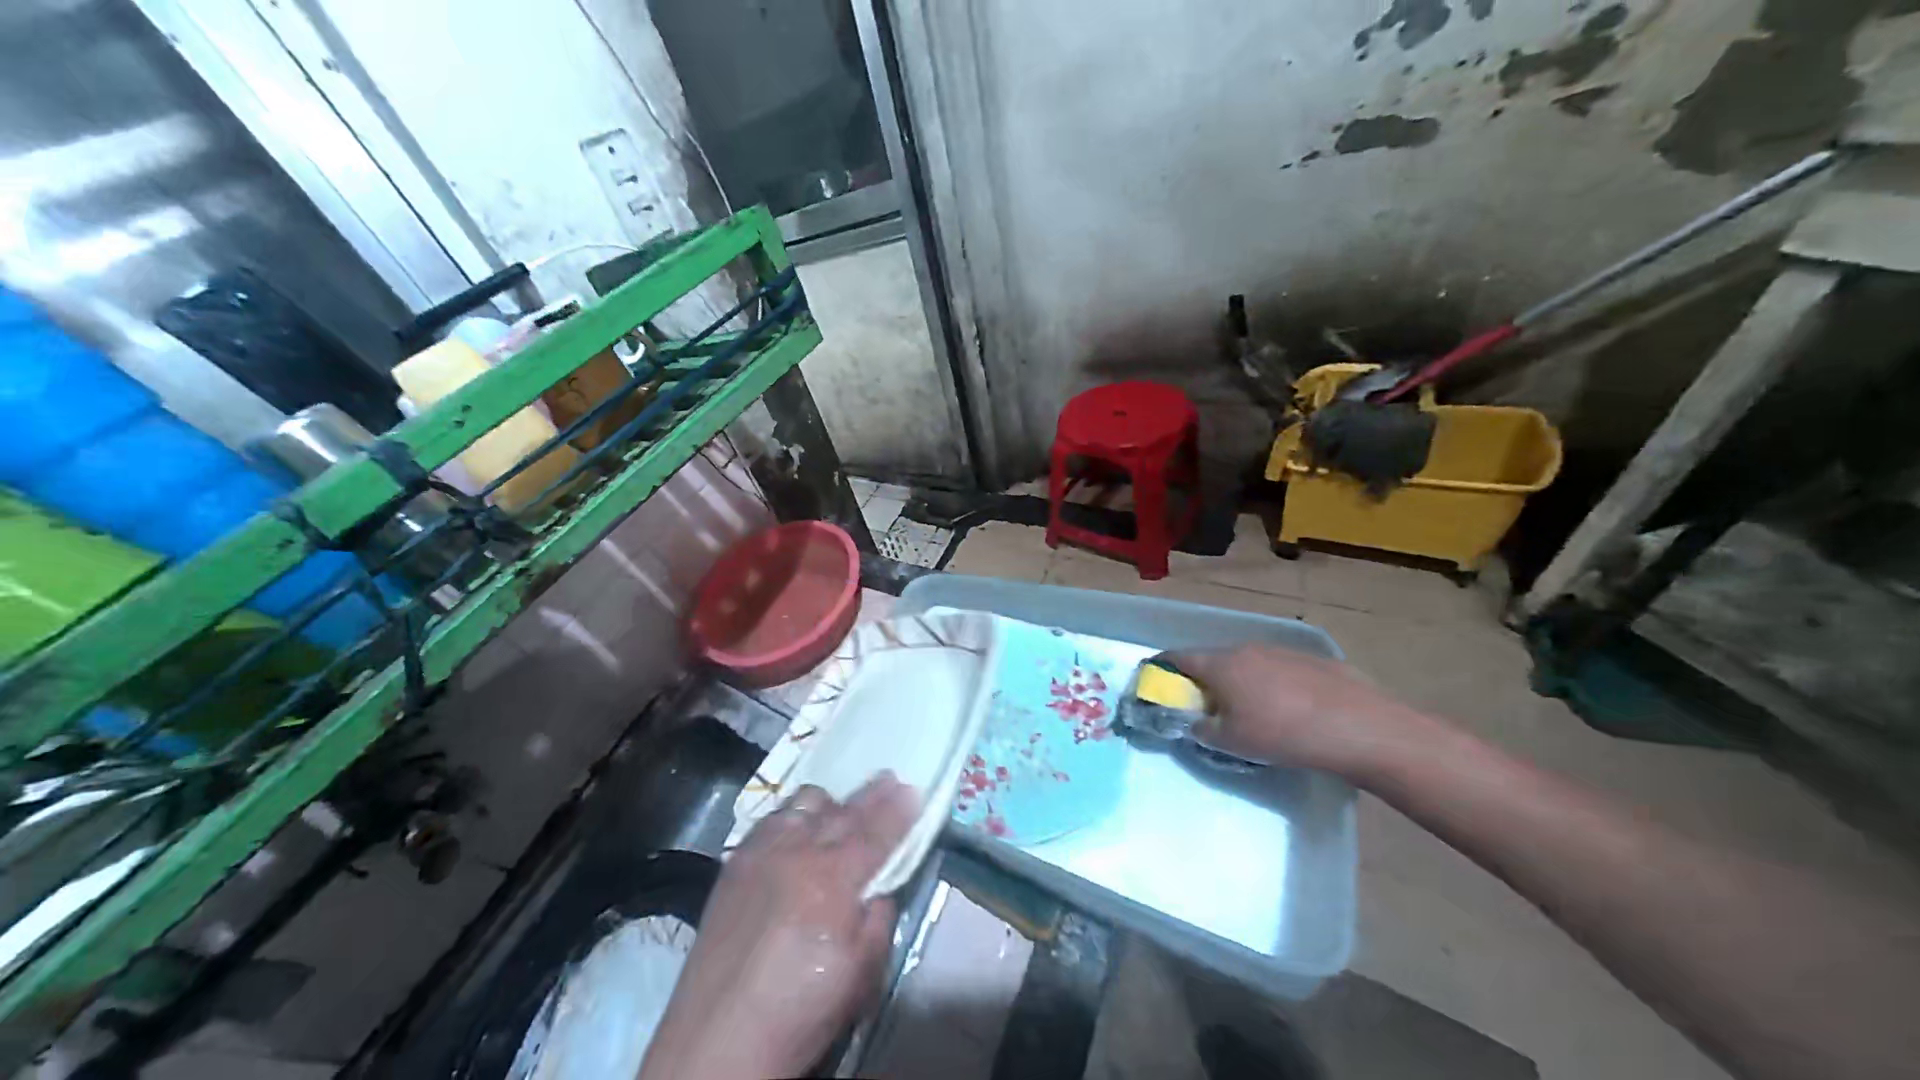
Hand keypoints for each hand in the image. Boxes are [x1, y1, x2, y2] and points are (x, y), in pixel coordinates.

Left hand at [639, 775, 918, 1079]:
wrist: (719, 1039)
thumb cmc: (800, 1012)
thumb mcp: (862, 975)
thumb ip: (879, 920)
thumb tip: (880, 887)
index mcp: (834, 881)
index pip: (876, 833)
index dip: (898, 810)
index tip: (913, 789)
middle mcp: (798, 854)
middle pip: (844, 813)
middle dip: (871, 795)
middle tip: (889, 778)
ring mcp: (761, 854)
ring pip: (802, 806)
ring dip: (830, 802)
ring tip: (842, 803)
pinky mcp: (734, 865)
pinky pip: (770, 822)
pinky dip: (792, 816)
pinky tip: (797, 823)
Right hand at [1173, 645, 1439, 778]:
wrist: (1360, 727)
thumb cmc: (1283, 734)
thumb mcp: (1231, 742)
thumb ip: (1200, 729)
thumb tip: (1193, 721)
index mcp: (1220, 664)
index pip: (1178, 656)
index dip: (1162, 668)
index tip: (1157, 683)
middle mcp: (1246, 648)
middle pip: (1213, 659)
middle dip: (1202, 679)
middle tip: (1204, 705)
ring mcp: (1282, 650)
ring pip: (1247, 662)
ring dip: (1238, 680)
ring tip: (1248, 709)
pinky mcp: (1313, 660)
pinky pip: (1277, 669)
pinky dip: (1270, 684)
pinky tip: (1288, 709)